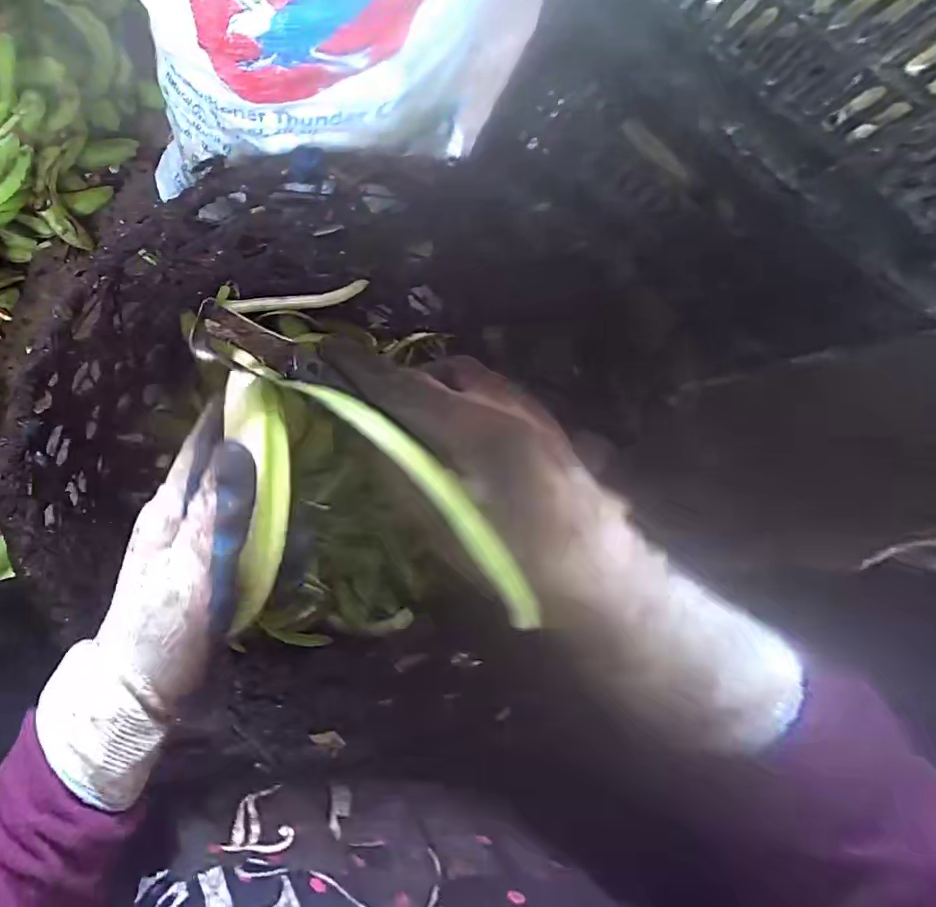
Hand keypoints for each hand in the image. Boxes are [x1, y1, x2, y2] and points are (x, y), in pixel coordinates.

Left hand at [34, 403, 255, 810]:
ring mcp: (185, 544)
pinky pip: (231, 529)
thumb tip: (240, 445)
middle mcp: (175, 517)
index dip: (224, 412)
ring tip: (287, 453)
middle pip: (214, 466)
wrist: (139, 690)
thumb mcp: (193, 570)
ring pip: (223, 495)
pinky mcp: (199, 570)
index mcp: (168, 507)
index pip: (199, 446)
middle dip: (245, 437)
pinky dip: (253, 515)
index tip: (255, 378)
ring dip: (251, 473)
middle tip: (290, 414)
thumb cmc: (162, 629)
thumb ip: (218, 513)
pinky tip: (274, 518)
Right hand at [323, 347, 805, 754]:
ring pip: (474, 380)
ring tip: (418, 421)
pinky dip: (465, 402)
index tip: (328, 349)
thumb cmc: (515, 562)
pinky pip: (495, 397)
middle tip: (376, 403)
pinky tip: (461, 439)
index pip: (402, 385)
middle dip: (403, 378)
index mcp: (475, 430)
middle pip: (441, 371)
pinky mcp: (550, 429)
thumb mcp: (440, 524)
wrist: (608, 587)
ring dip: (437, 388)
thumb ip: (399, 473)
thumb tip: (365, 435)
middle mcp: (507, 408)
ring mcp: (535, 415)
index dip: (360, 367)